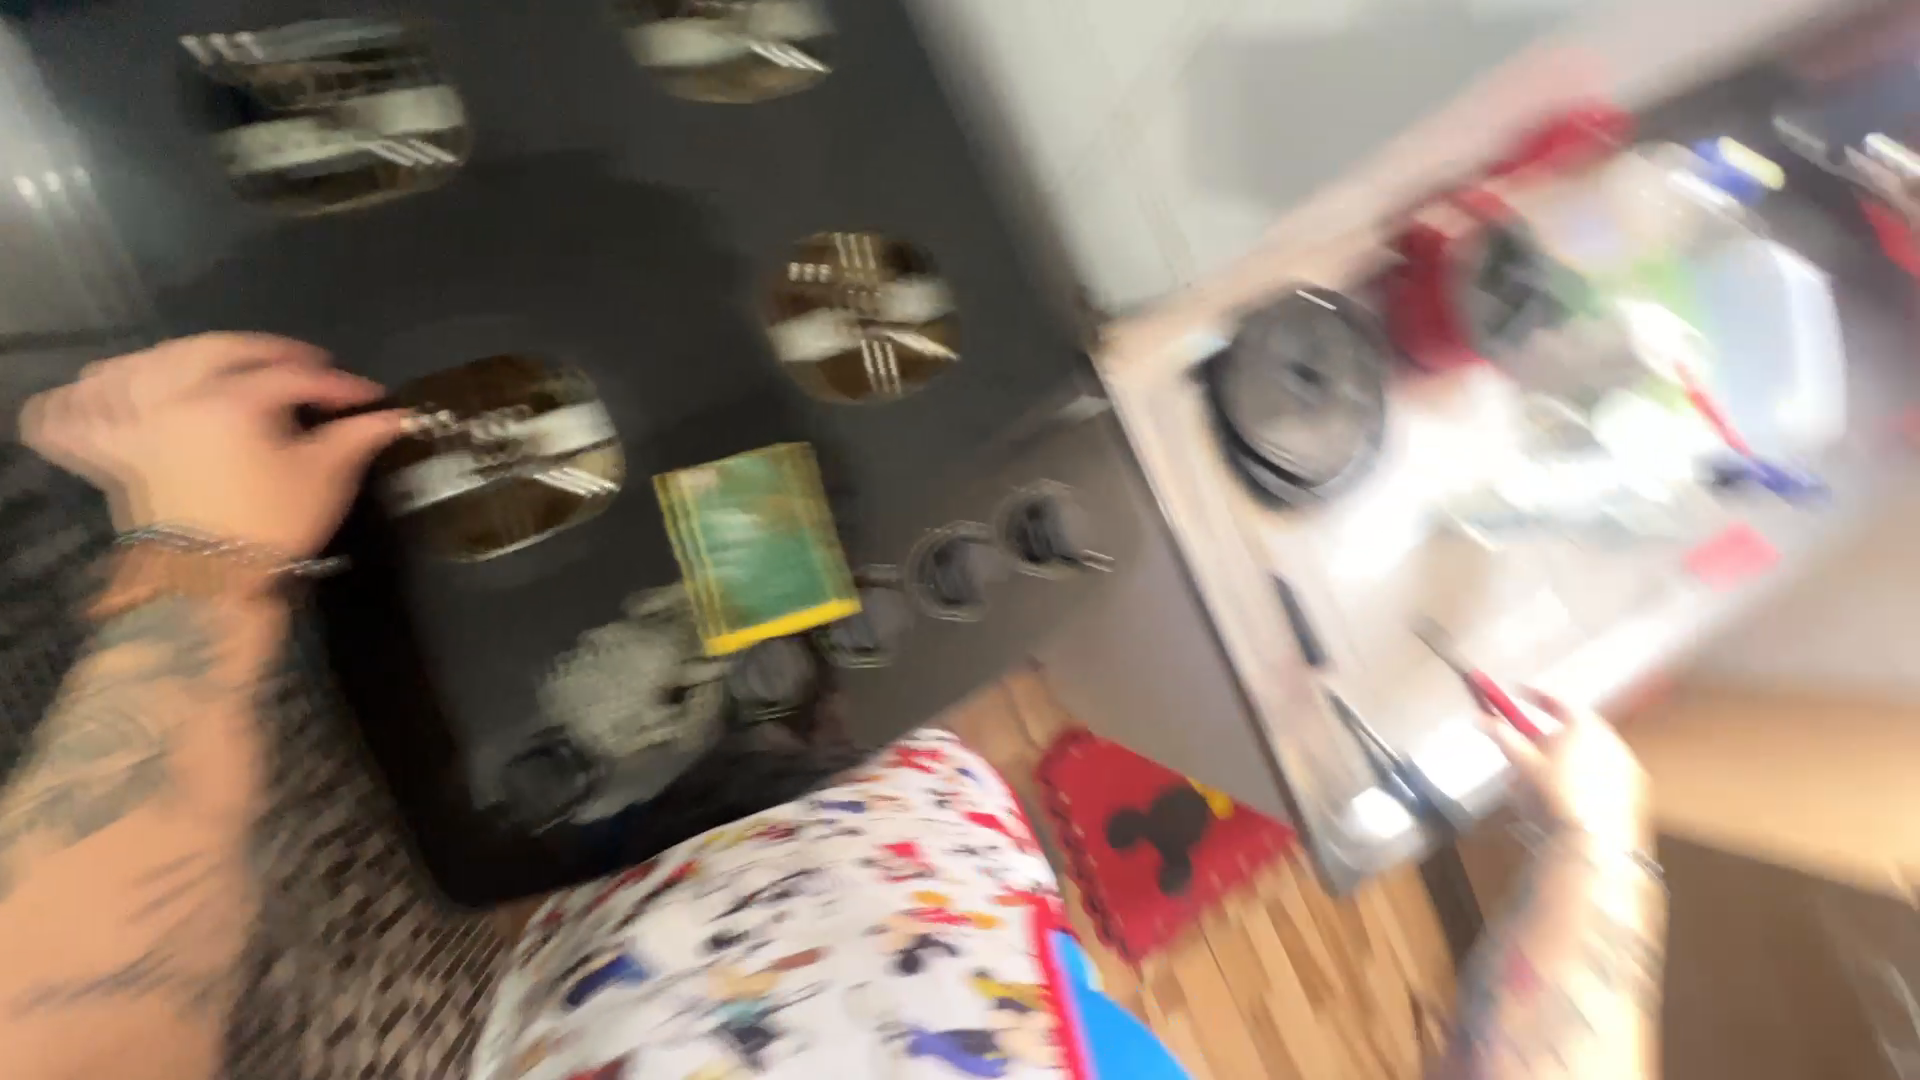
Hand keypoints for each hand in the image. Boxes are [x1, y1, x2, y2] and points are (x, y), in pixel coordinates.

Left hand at [19, 333, 408, 557]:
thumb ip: (360, 436)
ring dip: (182, 359)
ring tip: (219, 370)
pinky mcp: (108, 450)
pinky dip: (92, 395)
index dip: (338, 383)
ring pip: (140, 365)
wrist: (212, 575)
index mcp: (232, 403)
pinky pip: (75, 410)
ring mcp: (131, 422)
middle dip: (266, 352)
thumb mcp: (328, 474)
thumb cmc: (276, 520)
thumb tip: (397, 418)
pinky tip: (122, 392)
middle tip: (304, 365)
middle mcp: (171, 399)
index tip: (369, 396)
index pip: (295, 377)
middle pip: (215, 350)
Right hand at [1485, 692, 1652, 853]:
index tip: (1517, 692)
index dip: (1535, 695)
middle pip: (1573, 729)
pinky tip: (1558, 793)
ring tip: (1534, 776)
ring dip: (1557, 759)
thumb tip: (1479, 718)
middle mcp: (1612, 742)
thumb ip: (1503, 737)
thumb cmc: (1557, 792)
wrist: (1598, 840)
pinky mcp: (1633, 794)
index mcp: (1586, 728)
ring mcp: (1626, 768)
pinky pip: (1598, 774)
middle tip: (1522, 743)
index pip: (1560, 701)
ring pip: (1584, 755)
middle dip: (1544, 735)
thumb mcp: (1523, 762)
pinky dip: (1576, 775)